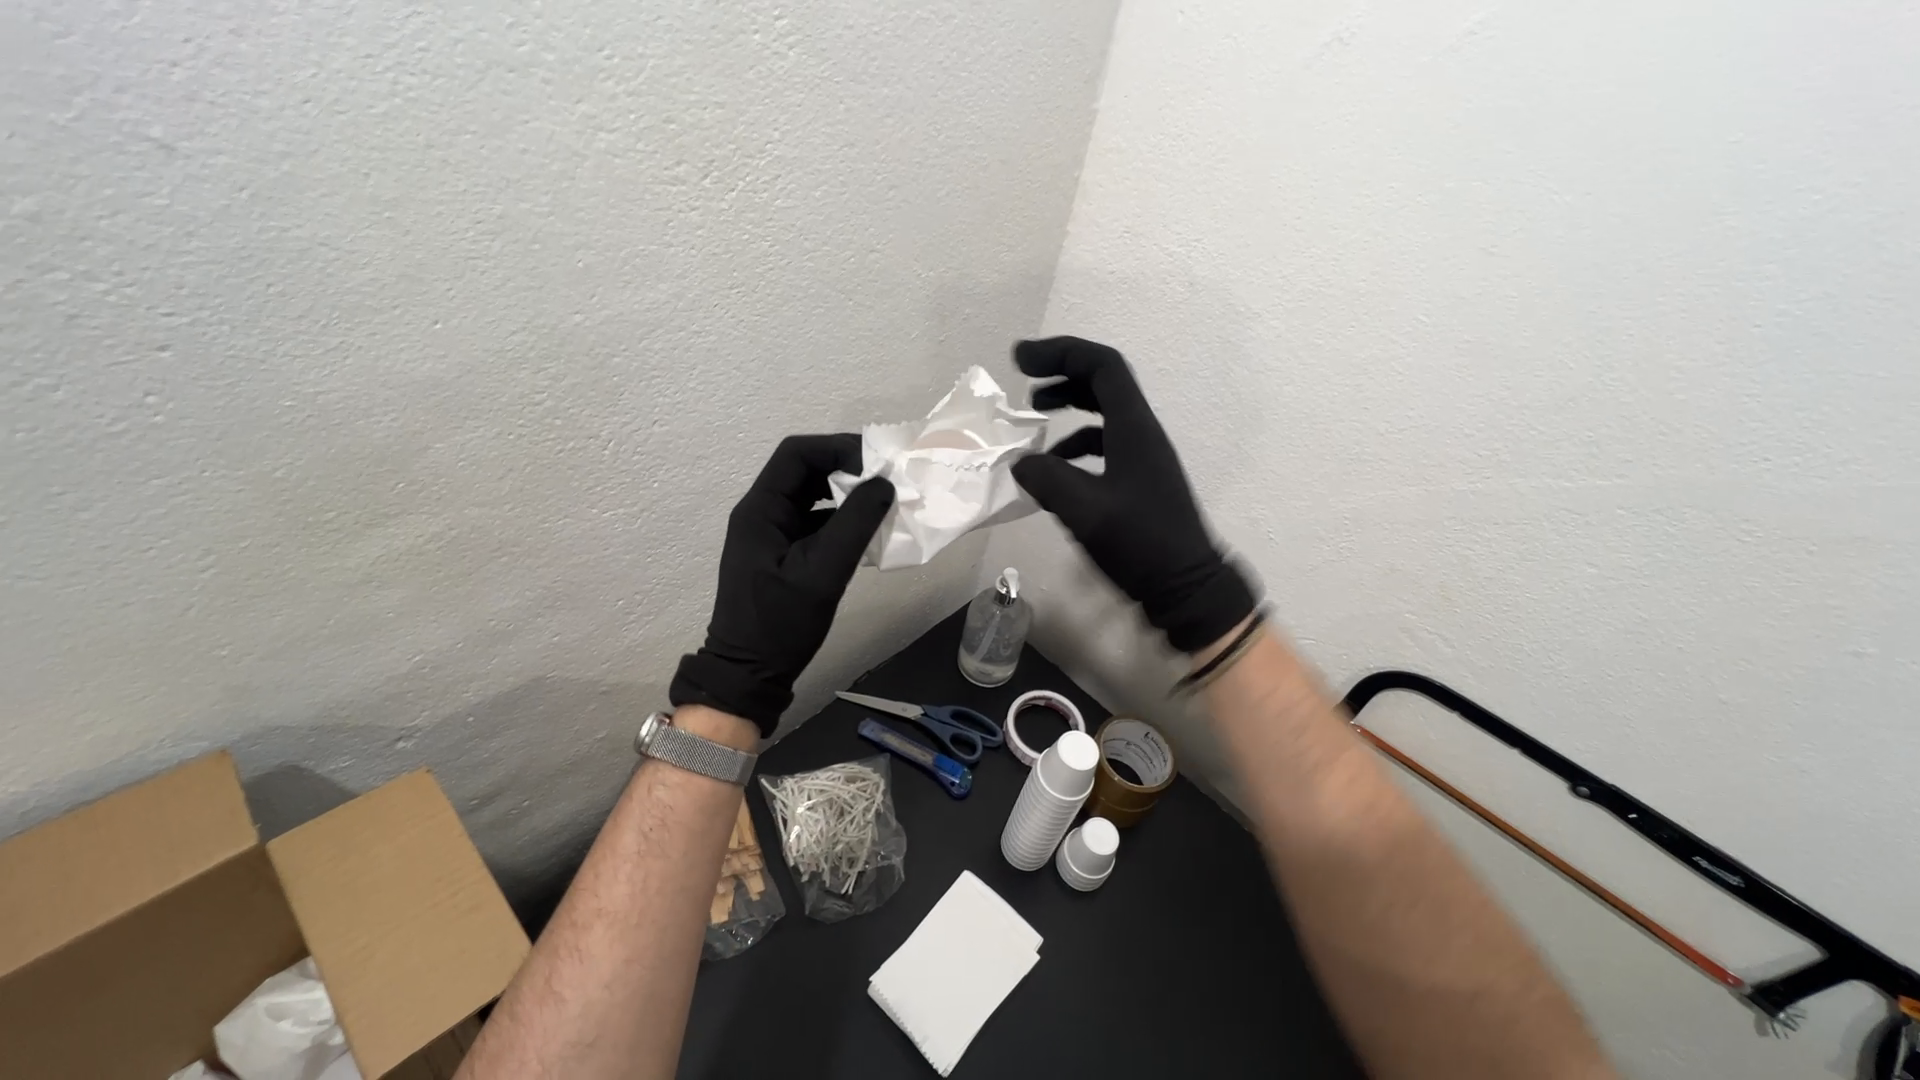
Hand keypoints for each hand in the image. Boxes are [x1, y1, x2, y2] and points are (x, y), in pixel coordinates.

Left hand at [670, 435, 893, 735]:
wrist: (749, 674)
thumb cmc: (780, 622)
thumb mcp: (823, 572)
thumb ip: (855, 524)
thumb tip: (884, 484)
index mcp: (760, 510)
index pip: (797, 454)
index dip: (838, 448)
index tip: (877, 461)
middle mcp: (762, 513)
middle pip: (806, 471)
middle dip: (848, 469)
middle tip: (888, 479)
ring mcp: (771, 535)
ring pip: (813, 498)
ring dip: (848, 497)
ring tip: (885, 504)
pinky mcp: (783, 555)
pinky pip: (815, 524)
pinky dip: (843, 522)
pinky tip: (870, 534)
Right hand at [1010, 337, 1256, 651]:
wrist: (1185, 588)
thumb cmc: (1140, 545)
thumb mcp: (1084, 512)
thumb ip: (1047, 480)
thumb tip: (1021, 464)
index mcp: (1134, 429)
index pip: (1102, 366)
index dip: (1061, 352)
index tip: (1021, 360)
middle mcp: (1142, 434)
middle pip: (1104, 383)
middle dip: (1062, 374)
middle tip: (1025, 379)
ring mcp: (1144, 458)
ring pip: (1104, 414)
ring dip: (1069, 407)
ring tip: (1035, 418)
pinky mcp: (1140, 482)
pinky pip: (1105, 446)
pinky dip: (1076, 445)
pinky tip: (1054, 469)